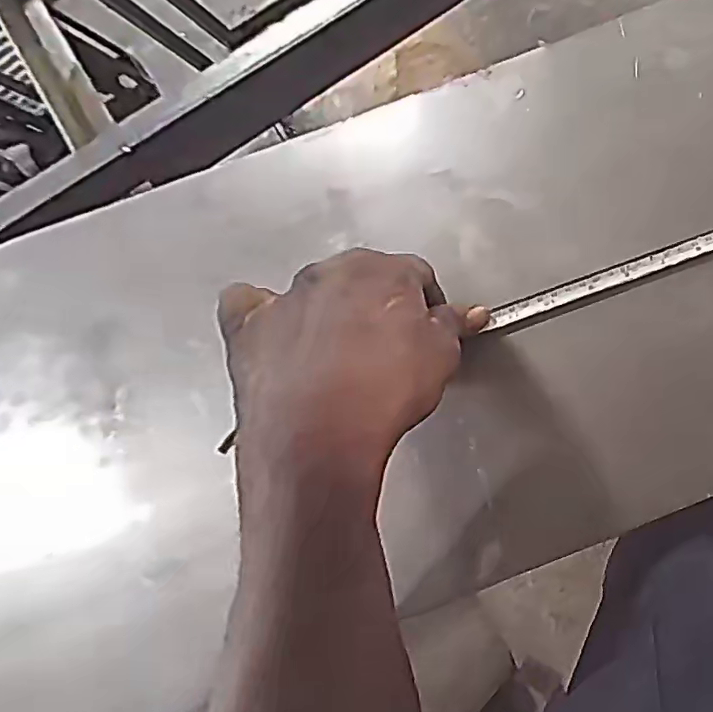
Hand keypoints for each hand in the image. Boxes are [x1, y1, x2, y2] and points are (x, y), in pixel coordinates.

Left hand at [218, 249, 489, 499]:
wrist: (318, 439)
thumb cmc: (380, 394)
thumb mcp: (442, 356)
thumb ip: (452, 325)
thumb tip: (463, 315)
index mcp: (385, 272)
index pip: (417, 273)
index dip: (429, 301)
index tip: (433, 324)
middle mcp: (332, 274)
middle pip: (366, 275)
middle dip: (382, 301)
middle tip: (397, 339)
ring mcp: (287, 299)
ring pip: (316, 288)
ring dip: (333, 309)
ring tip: (349, 351)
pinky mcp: (249, 328)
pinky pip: (251, 303)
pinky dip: (267, 312)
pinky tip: (283, 328)